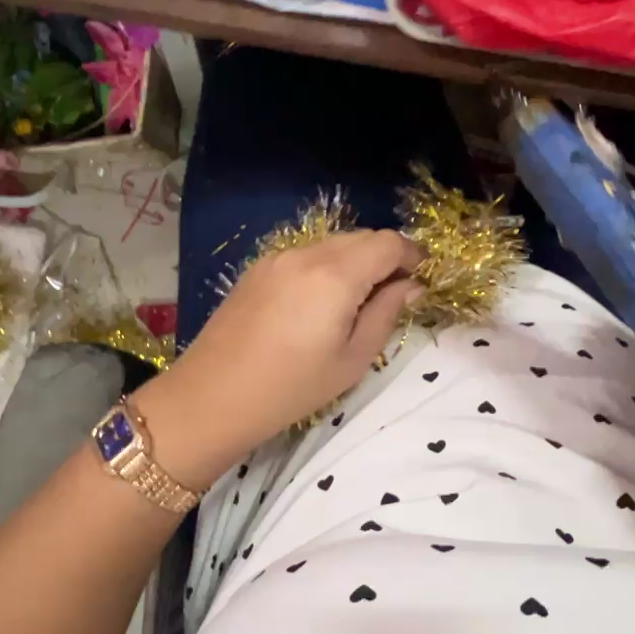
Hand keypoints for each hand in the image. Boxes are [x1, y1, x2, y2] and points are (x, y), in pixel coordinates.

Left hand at [133, 230, 424, 485]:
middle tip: (394, 293)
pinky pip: (306, 254)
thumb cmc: (292, 387)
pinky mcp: (258, 268)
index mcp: (337, 275)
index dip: (411, 254)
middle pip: (361, 237)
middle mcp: (308, 254)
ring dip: (355, 261)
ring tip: (357, 301)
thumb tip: (410, 286)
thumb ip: (386, 314)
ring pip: (332, 243)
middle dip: (385, 256)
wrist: (213, 396)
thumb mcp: (353, 360)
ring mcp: (278, 257)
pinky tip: (320, 302)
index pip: (388, 242)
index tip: (421, 278)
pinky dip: (327, 266)